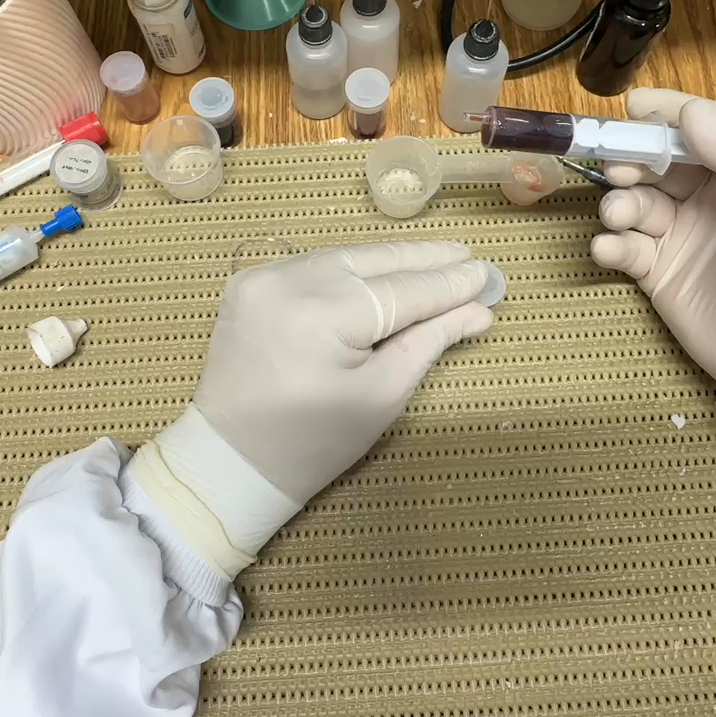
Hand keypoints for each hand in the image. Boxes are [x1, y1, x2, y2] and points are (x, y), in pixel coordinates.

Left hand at [192, 241, 493, 502]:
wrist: (228, 461)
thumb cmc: (313, 444)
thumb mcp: (382, 396)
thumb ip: (430, 342)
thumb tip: (478, 310)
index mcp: (320, 315)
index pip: (402, 291)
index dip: (448, 284)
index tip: (487, 273)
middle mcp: (287, 280)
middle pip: (372, 261)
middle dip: (424, 259)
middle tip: (468, 255)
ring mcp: (262, 276)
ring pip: (344, 257)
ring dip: (390, 260)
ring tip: (437, 258)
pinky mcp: (249, 281)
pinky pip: (315, 265)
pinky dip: (352, 267)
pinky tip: (384, 269)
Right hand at [589, 89, 715, 407]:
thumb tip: (686, 112)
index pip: (699, 128)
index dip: (664, 114)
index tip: (629, 108)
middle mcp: (709, 197)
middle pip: (655, 160)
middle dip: (631, 157)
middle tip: (619, 168)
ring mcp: (680, 235)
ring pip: (633, 200)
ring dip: (618, 202)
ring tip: (621, 218)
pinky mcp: (657, 273)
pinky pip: (623, 246)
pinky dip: (609, 242)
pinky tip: (609, 250)